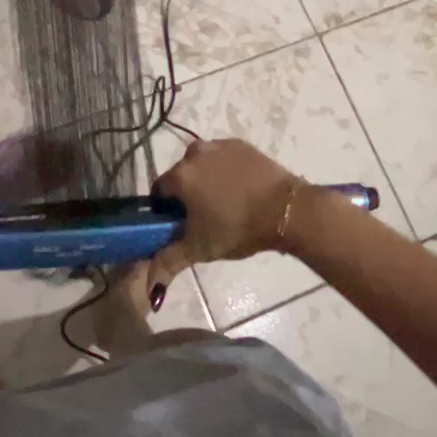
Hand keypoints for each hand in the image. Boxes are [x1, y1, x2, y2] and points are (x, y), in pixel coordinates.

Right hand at [147, 139, 297, 304]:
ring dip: (205, 179)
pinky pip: (223, 158)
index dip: (165, 209)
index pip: (159, 191)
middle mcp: (194, 153)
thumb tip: (149, 292)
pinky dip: (225, 170)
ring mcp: (219, 145)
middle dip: (186, 194)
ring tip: (224, 203)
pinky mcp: (241, 144)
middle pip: (180, 176)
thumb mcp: (200, 249)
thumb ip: (168, 264)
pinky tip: (240, 189)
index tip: (179, 225)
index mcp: (180, 176)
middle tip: (203, 218)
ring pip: (202, 165)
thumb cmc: (238, 229)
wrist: (286, 210)